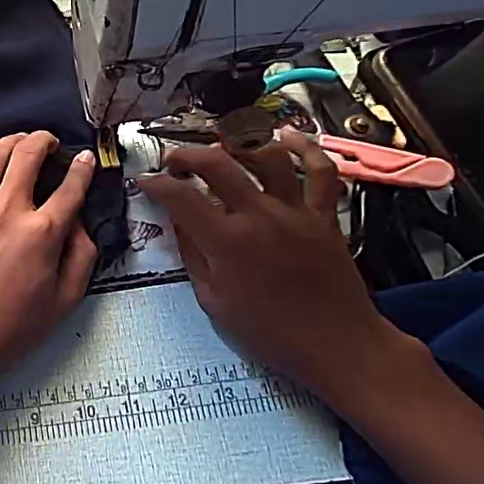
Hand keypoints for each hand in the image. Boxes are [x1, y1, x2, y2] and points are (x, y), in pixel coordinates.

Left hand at [0, 131, 100, 396]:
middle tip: (49, 142)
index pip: (70, 185)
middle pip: (28, 154)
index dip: (82, 166)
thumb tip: (79, 222)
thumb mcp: (66, 299)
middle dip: (44, 140)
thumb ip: (82, 255)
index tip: (84, 159)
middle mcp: (8, 211)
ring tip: (19, 142)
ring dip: (10, 141)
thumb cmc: (13, 326)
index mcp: (42, 232)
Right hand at [138, 127, 425, 401]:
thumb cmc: (272, 333)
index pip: (181, 197)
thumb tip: (177, 223)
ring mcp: (296, 211)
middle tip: (175, 161)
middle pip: (218, 163)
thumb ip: (193, 256)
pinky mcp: (324, 215)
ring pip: (268, 155)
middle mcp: (261, 216)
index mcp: (228, 243)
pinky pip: (320, 171)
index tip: (147, 182)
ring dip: (240, 142)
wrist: (336, 345)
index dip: (156, 184)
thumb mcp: (215, 302)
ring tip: (222, 144)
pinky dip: (306, 149)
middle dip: (187, 155)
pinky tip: (286, 138)